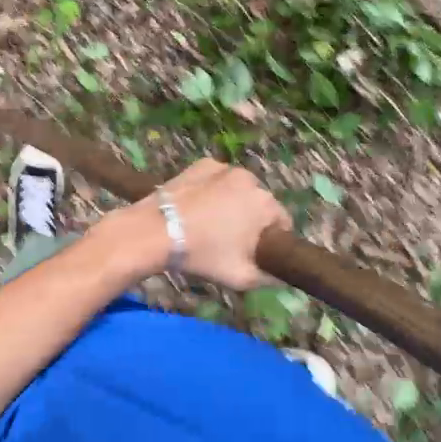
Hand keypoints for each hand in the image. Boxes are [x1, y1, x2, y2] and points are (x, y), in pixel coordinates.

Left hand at [92, 159, 288, 289]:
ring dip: (233, 202)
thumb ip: (271, 277)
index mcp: (266, 204)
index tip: (254, 251)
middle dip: (252, 219)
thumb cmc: (204, 254)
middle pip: (260, 203)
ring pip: (239, 189)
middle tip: (230, 239)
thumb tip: (281, 276)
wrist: (157, 230)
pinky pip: (218, 178)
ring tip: (211, 222)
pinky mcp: (202, 163)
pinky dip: (213, 189)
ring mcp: (224, 168)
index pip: (283, 223)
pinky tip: (198, 205)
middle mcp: (250, 179)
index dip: (272, 239)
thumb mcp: (242, 278)